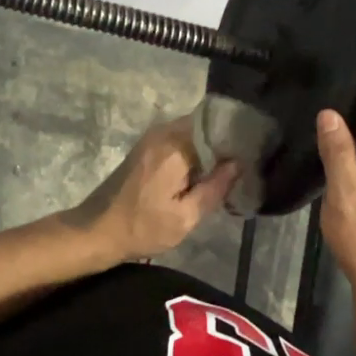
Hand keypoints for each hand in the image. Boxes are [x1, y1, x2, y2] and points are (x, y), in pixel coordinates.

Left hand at [68, 115, 239, 263]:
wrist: (97, 230)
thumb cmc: (142, 228)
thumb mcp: (185, 218)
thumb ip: (215, 188)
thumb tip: (239, 163)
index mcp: (175, 146)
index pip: (217, 126)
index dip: (238, 137)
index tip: (258, 149)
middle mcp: (164, 132)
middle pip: (206, 125)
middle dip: (227, 140)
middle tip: (249, 159)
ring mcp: (153, 136)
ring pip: (194, 131)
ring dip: (212, 146)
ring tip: (234, 165)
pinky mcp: (148, 146)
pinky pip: (181, 138)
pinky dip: (197, 150)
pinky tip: (209, 169)